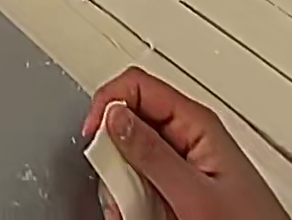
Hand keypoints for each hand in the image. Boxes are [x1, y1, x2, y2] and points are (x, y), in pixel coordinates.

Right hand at [83, 68, 287, 219]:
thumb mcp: (196, 195)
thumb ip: (152, 153)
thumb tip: (114, 115)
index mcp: (196, 123)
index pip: (137, 85)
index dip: (109, 102)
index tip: (94, 134)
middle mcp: (187, 136)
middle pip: (129, 119)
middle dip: (114, 152)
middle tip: (115, 184)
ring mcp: (182, 164)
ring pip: (131, 154)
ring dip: (121, 181)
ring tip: (130, 209)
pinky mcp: (179, 190)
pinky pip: (141, 180)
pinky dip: (131, 198)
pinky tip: (137, 213)